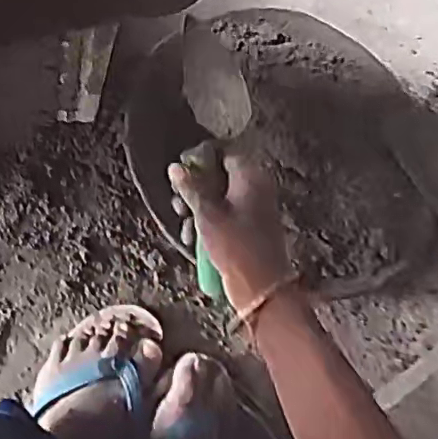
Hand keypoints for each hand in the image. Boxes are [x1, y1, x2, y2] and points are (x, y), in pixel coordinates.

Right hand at [169, 153, 300, 316]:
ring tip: (185, 225)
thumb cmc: (235, 246)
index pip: (223, 152)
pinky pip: (226, 213)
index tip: (180, 172)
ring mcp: (255, 207)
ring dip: (198, 207)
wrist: (261, 287)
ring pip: (219, 196)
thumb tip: (176, 167)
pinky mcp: (251, 226)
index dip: (199, 158)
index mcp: (250, 177)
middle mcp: (256, 187)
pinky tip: (195, 237)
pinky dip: (209, 220)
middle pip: (219, 175)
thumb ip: (190, 188)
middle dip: (195, 187)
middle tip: (179, 203)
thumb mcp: (206, 214)